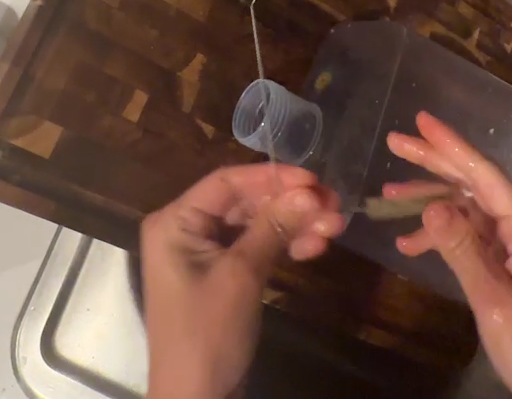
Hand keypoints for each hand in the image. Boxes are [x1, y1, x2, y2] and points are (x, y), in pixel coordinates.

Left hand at [141, 164, 346, 398]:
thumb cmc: (208, 334)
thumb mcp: (242, 276)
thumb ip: (273, 227)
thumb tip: (310, 191)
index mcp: (176, 221)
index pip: (227, 182)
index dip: (271, 177)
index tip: (313, 180)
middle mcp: (187, 230)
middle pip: (245, 202)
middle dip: (289, 203)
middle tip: (333, 203)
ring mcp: (206, 254)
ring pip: (255, 225)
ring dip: (294, 224)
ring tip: (335, 226)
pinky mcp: (223, 276)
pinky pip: (256, 248)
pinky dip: (285, 246)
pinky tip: (316, 247)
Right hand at [385, 112, 511, 398]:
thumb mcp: (494, 302)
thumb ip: (462, 250)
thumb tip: (431, 203)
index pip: (486, 175)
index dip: (452, 145)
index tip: (421, 120)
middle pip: (477, 184)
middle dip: (435, 162)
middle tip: (394, 142)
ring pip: (470, 210)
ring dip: (432, 203)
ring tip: (389, 197)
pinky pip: (474, 238)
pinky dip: (443, 238)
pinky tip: (411, 245)